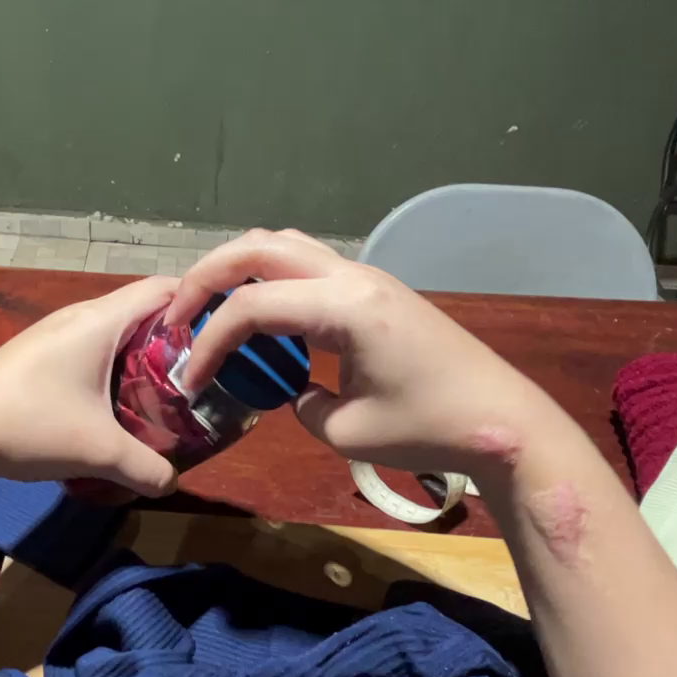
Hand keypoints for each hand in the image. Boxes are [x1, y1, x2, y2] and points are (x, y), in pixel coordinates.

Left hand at [0, 276, 179, 496]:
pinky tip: (114, 401)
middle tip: (200, 369)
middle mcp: (77, 316)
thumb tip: (172, 484)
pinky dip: (112, 363)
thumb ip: (147, 469)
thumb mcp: (99, 452)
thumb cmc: (31, 426)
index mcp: (99, 320)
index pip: (163, 288)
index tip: (222, 331)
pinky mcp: (36, 354)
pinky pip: (89, 346)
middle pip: (140, 309)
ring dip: (140, 352)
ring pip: (112, 330)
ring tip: (163, 389)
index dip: (197, 302)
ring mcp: (52, 333)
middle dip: (174, 335)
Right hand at [167, 229, 543, 479]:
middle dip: (206, 277)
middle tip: (175, 317)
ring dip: (237, 269)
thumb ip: (302, 404)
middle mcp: (351, 276)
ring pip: (282, 245)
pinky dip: (267, 279)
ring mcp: (365, 276)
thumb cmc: (429, 428)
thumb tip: (293, 389)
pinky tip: (257, 315)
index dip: (208, 342)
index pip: (251, 307)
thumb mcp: (347, 431)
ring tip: (208, 307)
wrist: (502, 420)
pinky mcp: (373, 289)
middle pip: (258, 247)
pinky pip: (305, 265)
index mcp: (344, 308)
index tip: (190, 381)